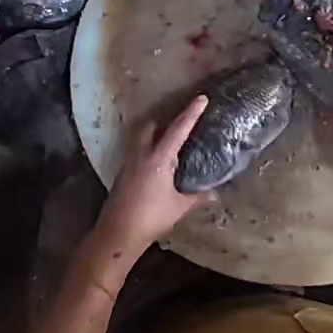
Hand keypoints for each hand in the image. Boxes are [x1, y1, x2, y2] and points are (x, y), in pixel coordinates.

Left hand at [96, 94, 210, 251]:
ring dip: (153, 133)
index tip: (201, 98)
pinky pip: (136, 152)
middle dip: (164, 119)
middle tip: (180, 120)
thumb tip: (215, 194)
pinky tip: (157, 162)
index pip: (178, 129)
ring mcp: (129, 164)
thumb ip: (198, 197)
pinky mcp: (123, 174)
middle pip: (150, 126)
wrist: (117, 234)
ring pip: (140, 138)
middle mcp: (142, 155)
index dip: (191, 113)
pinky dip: (148, 148)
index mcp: (159, 158)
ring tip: (169, 138)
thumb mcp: (179, 207)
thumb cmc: (151, 217)